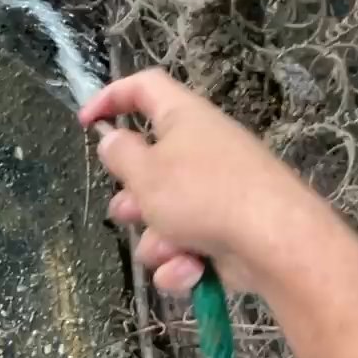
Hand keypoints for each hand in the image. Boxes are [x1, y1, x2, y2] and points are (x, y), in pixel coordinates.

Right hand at [79, 68, 336, 295]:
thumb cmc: (203, 195)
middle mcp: (199, 151)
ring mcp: (212, 194)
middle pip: (148, 169)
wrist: (272, 241)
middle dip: (133, 200)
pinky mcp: (221, 232)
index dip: (111, 97)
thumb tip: (110, 139)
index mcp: (183, 119)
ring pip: (161, 218)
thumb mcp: (147, 172)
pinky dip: (181, 262)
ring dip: (157, 240)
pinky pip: (182, 247)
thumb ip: (120, 154)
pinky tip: (191, 269)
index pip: (143, 88)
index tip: (86, 122)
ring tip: (170, 248)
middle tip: (127, 212)